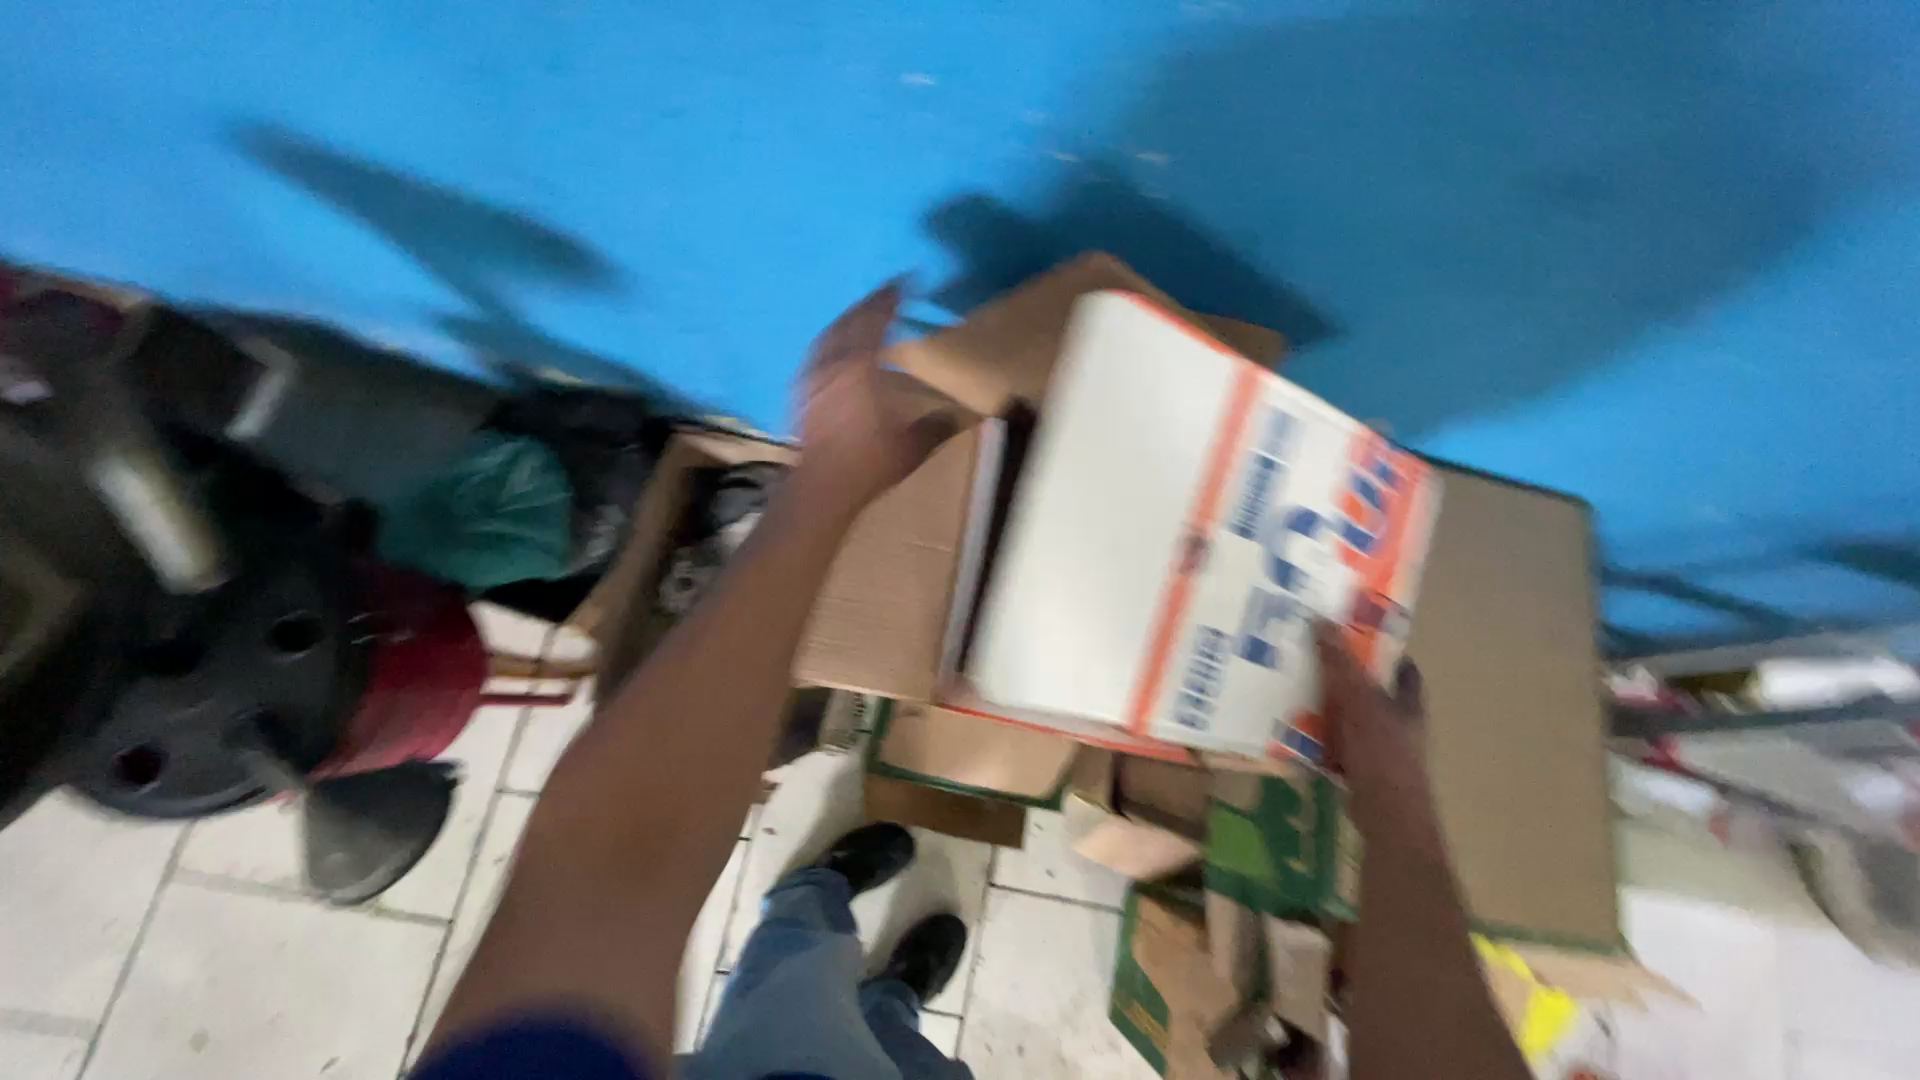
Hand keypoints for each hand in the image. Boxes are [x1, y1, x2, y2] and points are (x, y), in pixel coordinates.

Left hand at [793, 279, 961, 508]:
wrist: (821, 487)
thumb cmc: (868, 464)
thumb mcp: (911, 447)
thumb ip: (935, 427)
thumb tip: (956, 417)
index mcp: (860, 367)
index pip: (876, 320)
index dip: (890, 298)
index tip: (904, 282)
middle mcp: (832, 364)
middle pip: (848, 321)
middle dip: (867, 304)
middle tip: (885, 294)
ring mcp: (811, 377)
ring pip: (828, 336)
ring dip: (846, 321)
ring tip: (860, 316)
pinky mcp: (800, 393)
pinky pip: (816, 355)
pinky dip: (830, 343)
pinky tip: (835, 352)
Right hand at [1312, 622, 1438, 840]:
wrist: (1387, 814)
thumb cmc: (1381, 752)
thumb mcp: (1357, 699)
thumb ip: (1339, 662)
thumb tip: (1321, 619)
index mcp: (1408, 703)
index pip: (1403, 668)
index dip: (1382, 651)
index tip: (1352, 637)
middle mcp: (1400, 724)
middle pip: (1371, 691)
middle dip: (1344, 678)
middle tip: (1311, 660)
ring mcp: (1383, 749)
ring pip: (1351, 719)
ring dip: (1327, 709)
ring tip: (1294, 692)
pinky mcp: (1364, 770)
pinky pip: (1338, 746)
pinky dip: (1320, 740)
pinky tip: (1296, 733)